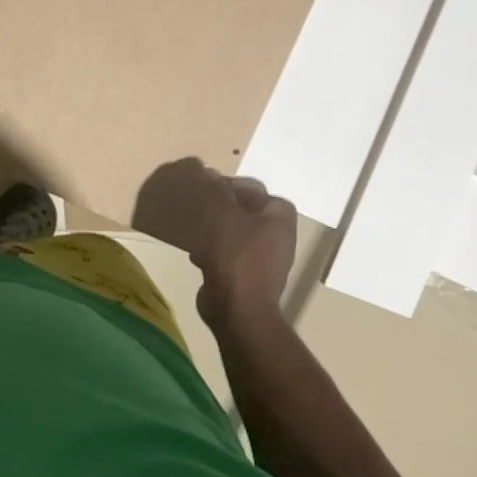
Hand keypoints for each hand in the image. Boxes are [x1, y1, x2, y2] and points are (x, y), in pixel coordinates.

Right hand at [131, 158, 295, 325]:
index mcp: (279, 219)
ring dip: (218, 229)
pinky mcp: (249, 277)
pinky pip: (232, 255)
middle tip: (201, 207)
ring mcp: (266, 260)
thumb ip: (214, 189)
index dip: (236, 187)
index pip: (260, 191)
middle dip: (224, 208)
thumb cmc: (234, 254)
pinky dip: (216, 250)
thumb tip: (206, 169)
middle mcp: (279, 238)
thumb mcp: (220, 214)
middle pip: (249, 212)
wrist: (238, 307)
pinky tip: (198, 254)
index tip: (211, 190)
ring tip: (197, 228)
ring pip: (238, 234)